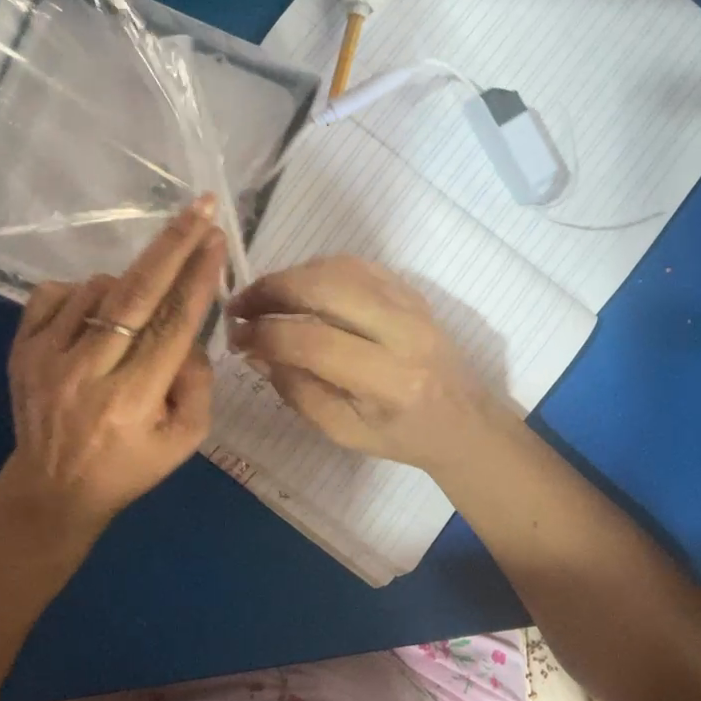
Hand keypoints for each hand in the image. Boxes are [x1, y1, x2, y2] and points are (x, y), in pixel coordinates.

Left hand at [0, 196, 226, 529]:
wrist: (51, 490)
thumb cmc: (129, 466)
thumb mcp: (185, 439)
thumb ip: (198, 382)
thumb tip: (187, 331)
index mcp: (132, 400)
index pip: (172, 325)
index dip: (198, 279)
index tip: (216, 239)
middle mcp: (86, 373)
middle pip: (136, 294)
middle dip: (173, 246)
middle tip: (201, 208)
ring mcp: (45, 357)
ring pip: (98, 289)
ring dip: (128, 286)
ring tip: (136, 316)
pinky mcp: (18, 349)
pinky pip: (55, 292)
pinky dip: (83, 293)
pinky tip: (95, 316)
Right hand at [226, 256, 509, 472]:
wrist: (464, 419)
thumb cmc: (402, 435)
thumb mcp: (343, 431)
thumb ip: (297, 390)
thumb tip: (254, 349)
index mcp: (390, 381)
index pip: (314, 342)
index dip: (266, 334)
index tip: (236, 339)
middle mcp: (404, 333)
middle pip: (326, 288)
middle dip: (272, 291)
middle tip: (240, 307)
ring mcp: (411, 304)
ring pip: (340, 267)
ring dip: (291, 276)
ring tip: (262, 298)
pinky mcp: (411, 289)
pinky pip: (357, 265)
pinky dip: (319, 269)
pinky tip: (298, 288)